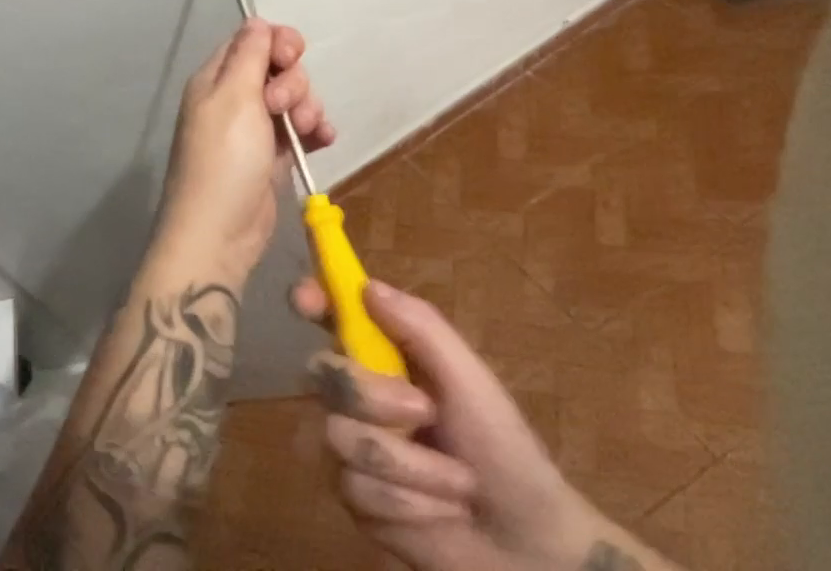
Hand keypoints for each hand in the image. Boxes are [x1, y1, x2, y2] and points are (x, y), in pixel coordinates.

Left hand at [155, 18, 334, 280]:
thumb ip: (249, 55)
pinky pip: (301, 132)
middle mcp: (233, 100)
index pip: (252, 41)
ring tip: (306, 132)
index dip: (278, 43)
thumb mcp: (234, 97)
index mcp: (216, 79)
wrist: (219, 231)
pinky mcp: (272, 157)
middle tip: (282, 108)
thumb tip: (257, 21)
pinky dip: (316, 132)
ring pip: (293, 100)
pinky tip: (325, 140)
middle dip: (293, 83)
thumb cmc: (224, 159)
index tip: (290, 57)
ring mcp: (254, 130)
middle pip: (278, 69)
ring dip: (308, 109)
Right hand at [293, 279, 605, 570]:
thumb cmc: (504, 449)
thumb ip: (422, 329)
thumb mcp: (471, 381)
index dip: (311, 300)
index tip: (306, 299)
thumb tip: (367, 285)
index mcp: (385, 357)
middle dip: (374, 399)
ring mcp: (348, 445)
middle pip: (323, 375)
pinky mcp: (351, 496)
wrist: (524, 544)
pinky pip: (355, 488)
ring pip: (339, 438)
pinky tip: (437, 511)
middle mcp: (356, 395)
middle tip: (426, 413)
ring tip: (456, 483)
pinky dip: (407, 503)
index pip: (331, 317)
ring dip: (409, 465)